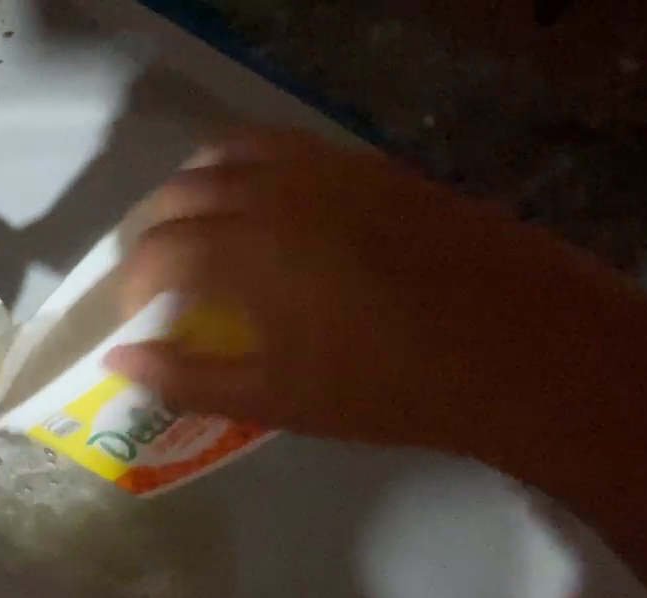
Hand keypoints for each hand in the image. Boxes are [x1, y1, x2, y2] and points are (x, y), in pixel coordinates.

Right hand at [102, 128, 646, 472]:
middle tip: (161, 284)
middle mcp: (280, 192)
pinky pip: (289, 150)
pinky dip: (252, 173)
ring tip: (202, 238)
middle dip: (154, 236)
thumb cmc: (384, 386)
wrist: (528, 351)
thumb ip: (182, 378)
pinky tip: (268, 220)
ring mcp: (333, 170)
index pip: (157, 249)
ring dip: (198, 191)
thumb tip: (118, 361)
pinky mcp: (376, 168)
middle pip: (183, 190)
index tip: (137, 322)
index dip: (132, 288)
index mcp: (248, 250)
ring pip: (234, 151)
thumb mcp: (269, 398)